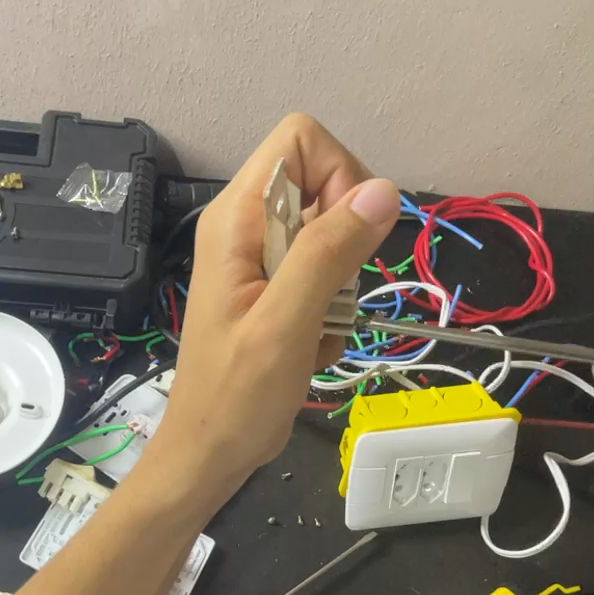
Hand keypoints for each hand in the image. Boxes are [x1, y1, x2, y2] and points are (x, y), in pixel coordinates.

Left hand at [139, 114, 400, 497]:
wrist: (210, 453)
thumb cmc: (236, 399)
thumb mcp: (284, 325)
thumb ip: (328, 254)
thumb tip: (383, 190)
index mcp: (235, 221)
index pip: (301, 141)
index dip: (338, 175)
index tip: (344, 238)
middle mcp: (245, 230)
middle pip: (323, 185)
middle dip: (344, 242)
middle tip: (327, 297)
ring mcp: (259, 263)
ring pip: (331, 237)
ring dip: (340, 288)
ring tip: (313, 331)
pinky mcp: (272, 295)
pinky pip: (324, 278)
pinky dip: (329, 313)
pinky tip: (308, 348)